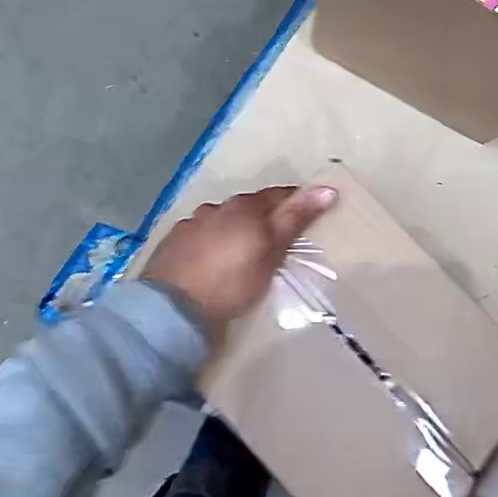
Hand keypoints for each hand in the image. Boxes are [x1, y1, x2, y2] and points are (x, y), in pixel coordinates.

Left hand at [141, 184, 337, 339]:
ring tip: (246, 248)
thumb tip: (326, 187)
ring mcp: (192, 224)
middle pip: (251, 206)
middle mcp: (217, 207)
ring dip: (238, 227)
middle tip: (282, 236)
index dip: (298, 202)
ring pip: (224, 219)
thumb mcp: (273, 250)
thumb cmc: (233, 279)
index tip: (311, 215)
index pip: (281, 194)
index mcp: (246, 206)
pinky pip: (202, 234)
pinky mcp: (173, 243)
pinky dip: (214, 240)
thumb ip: (297, 217)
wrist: (171, 309)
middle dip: (268, 215)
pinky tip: (216, 257)